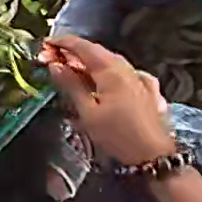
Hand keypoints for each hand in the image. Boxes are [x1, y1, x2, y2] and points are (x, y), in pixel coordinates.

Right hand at [40, 35, 177, 166]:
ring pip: (112, 61)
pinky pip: (127, 72)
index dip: (62, 43)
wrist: (155, 159)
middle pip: (97, 51)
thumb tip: (55, 65)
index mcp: (110, 70)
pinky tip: (110, 77)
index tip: (46, 44)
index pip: (83, 47)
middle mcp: (126, 69)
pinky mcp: (149, 91)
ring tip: (75, 67)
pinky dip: (112, 70)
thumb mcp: (88, 113)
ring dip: (92, 60)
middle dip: (75, 51)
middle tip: (55, 57)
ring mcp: (140, 79)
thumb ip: (71, 85)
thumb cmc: (117, 136)